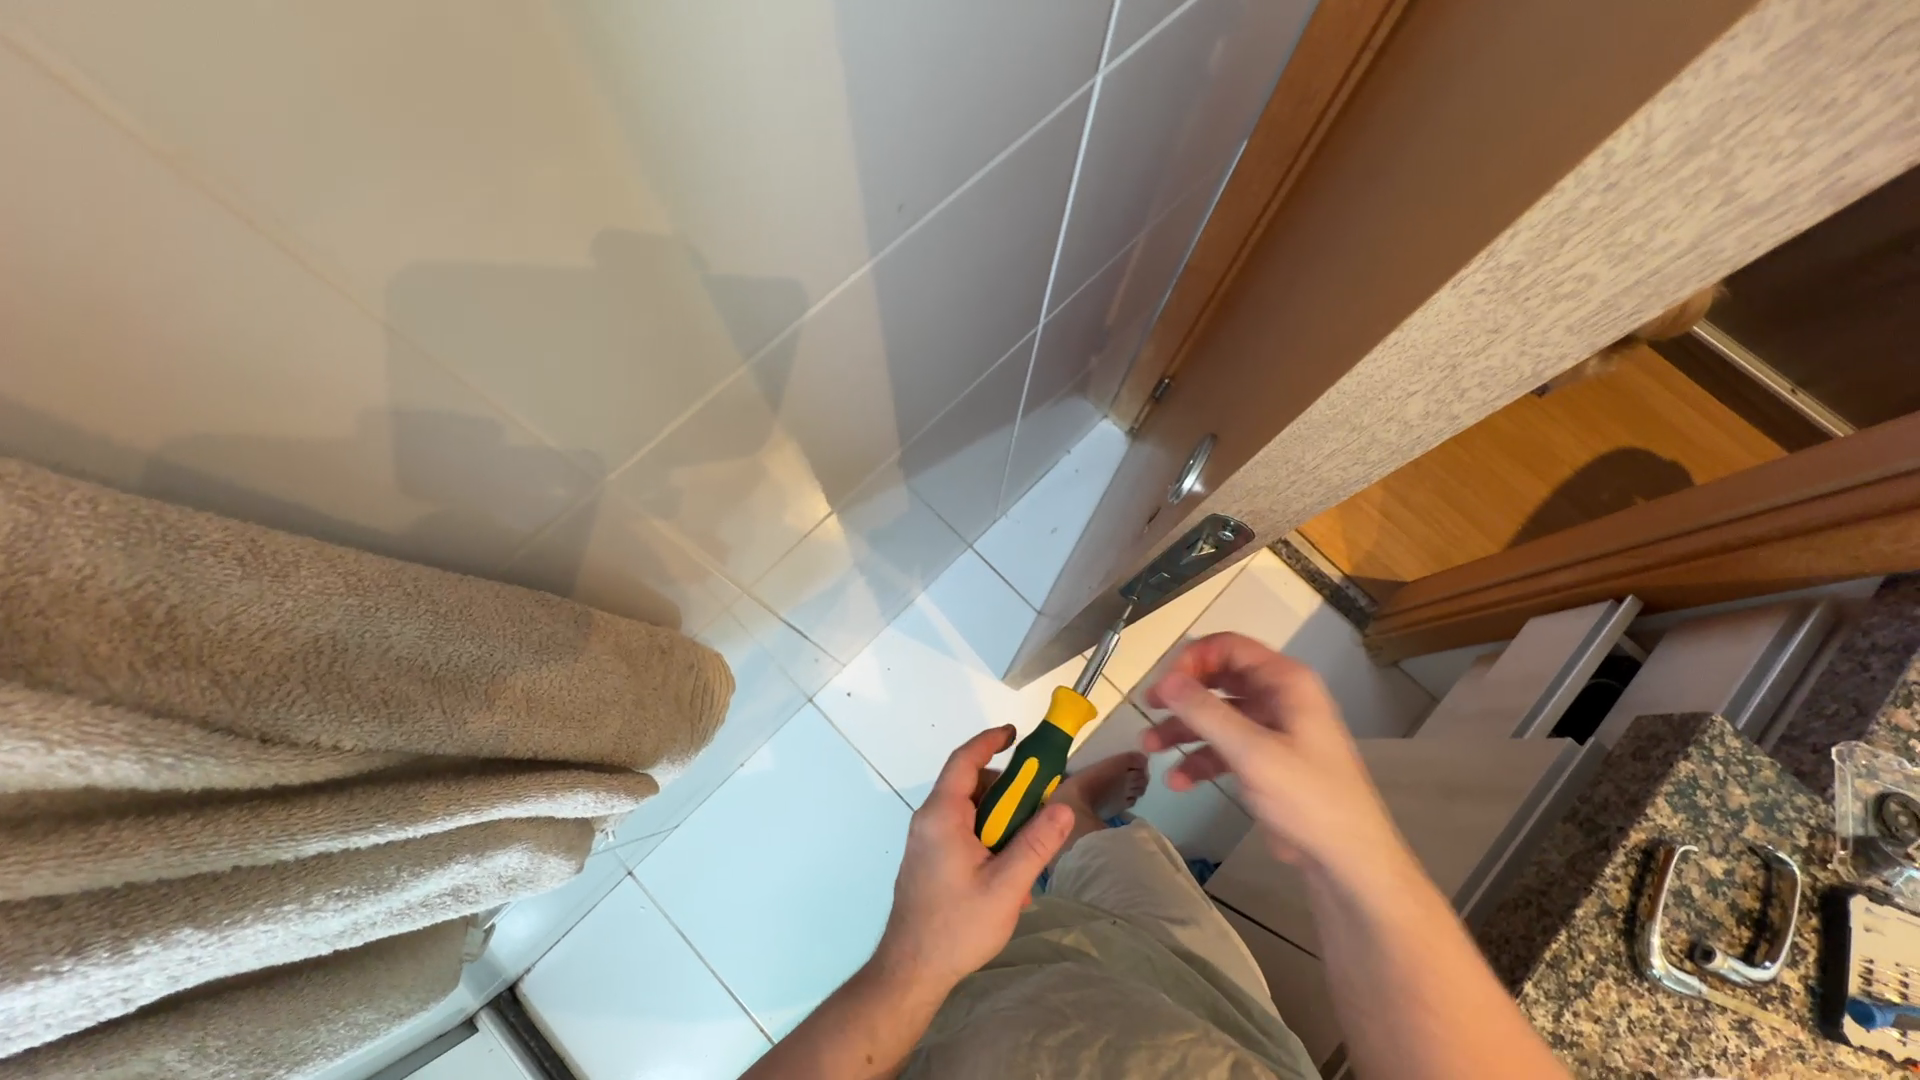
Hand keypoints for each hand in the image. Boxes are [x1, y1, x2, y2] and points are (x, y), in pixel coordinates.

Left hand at [872, 726, 1073, 991]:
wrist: (911, 970)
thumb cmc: (957, 927)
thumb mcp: (1006, 887)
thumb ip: (1036, 844)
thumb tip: (1063, 806)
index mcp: (943, 815)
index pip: (965, 760)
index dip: (991, 740)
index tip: (1017, 734)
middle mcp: (930, 819)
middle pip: (973, 786)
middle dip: (1009, 796)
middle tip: (1039, 815)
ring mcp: (927, 840)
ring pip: (971, 812)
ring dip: (1001, 826)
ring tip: (1024, 862)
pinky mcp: (930, 859)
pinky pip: (963, 833)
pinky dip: (988, 841)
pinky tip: (1006, 880)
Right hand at [1143, 632, 1408, 885]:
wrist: (1346, 858)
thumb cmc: (1306, 797)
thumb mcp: (1251, 752)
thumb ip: (1205, 712)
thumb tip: (1164, 680)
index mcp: (1286, 682)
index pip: (1228, 647)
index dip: (1192, 660)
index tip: (1163, 686)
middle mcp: (1278, 697)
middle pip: (1218, 679)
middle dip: (1182, 695)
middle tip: (1148, 707)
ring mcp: (1272, 729)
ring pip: (1216, 715)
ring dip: (1183, 729)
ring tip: (1149, 748)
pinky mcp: (1265, 760)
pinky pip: (1223, 747)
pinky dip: (1199, 760)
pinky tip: (1178, 781)